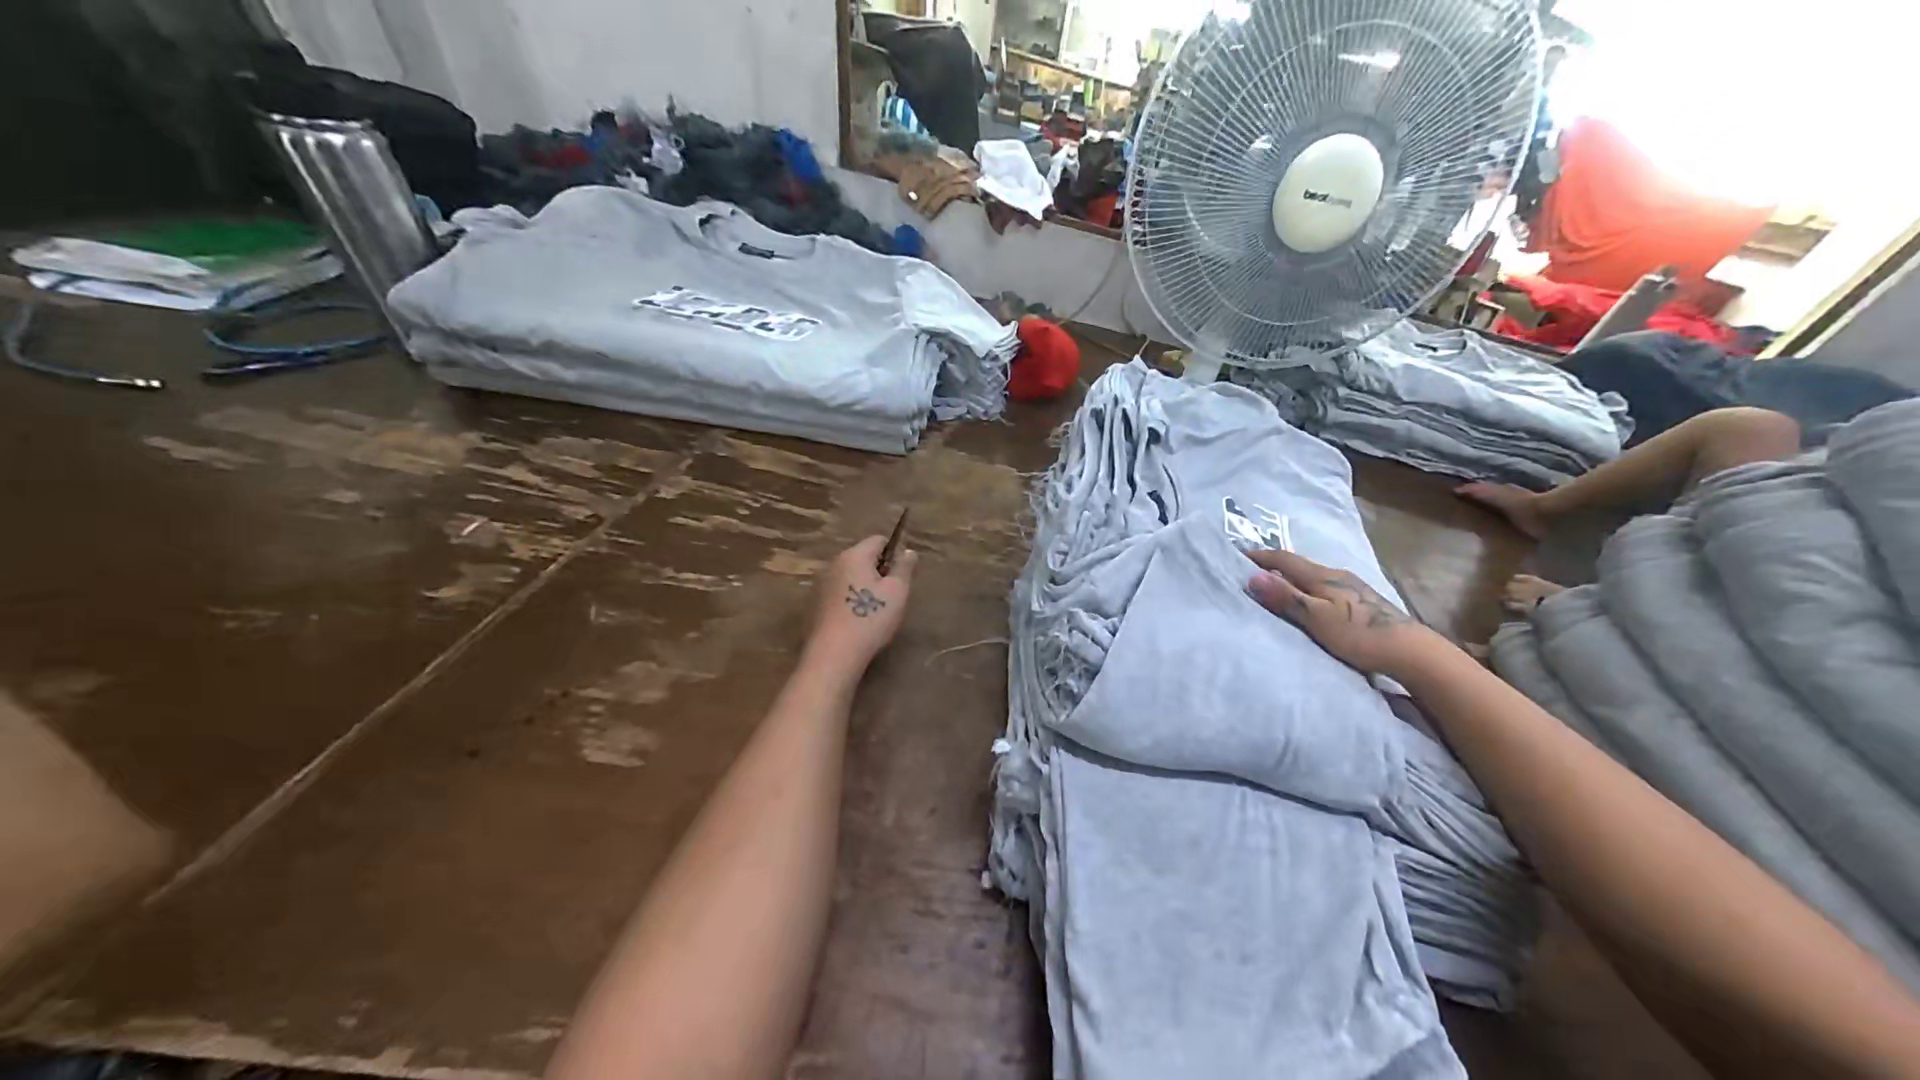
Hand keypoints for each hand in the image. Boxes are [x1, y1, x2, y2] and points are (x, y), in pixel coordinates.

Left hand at [805, 535, 916, 673]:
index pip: (878, 540)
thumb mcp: (897, 592)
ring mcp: (819, 585)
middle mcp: (833, 564)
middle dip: (877, 572)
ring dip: (862, 587)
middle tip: (889, 597)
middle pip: (861, 558)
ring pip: (848, 577)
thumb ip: (904, 567)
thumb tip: (908, 551)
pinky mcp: (812, 605)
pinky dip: (847, 601)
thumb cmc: (870, 618)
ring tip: (871, 612)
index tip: (900, 576)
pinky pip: (836, 594)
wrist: (833, 653)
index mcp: (854, 555)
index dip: (894, 553)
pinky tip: (853, 622)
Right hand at [1245, 549, 1441, 677]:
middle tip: (1249, 575)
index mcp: (1323, 576)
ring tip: (1272, 591)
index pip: (1283, 559)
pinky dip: (1305, 591)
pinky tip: (1305, 604)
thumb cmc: (1359, 634)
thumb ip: (1285, 597)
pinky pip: (1323, 589)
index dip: (1259, 557)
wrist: (1412, 652)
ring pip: (1311, 578)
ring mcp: (1351, 588)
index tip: (1236, 557)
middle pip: (1298, 566)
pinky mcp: (1360, 602)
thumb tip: (1252, 576)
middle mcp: (1337, 576)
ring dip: (1289, 580)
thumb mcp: (1316, 617)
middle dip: (1272, 568)